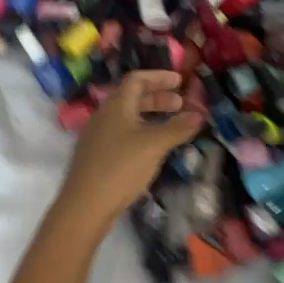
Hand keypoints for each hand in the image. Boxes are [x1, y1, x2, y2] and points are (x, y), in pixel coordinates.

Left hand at [51, 71, 202, 236]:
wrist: (85, 205)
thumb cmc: (120, 167)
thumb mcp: (154, 146)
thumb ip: (177, 128)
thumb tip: (199, 115)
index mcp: (116, 105)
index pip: (136, 79)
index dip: (159, 77)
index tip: (180, 81)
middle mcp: (103, 115)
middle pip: (131, 97)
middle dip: (157, 98)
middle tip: (179, 104)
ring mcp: (97, 136)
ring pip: (126, 117)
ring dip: (149, 117)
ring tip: (170, 128)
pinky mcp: (96, 155)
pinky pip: (121, 134)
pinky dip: (140, 132)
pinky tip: (151, 150)